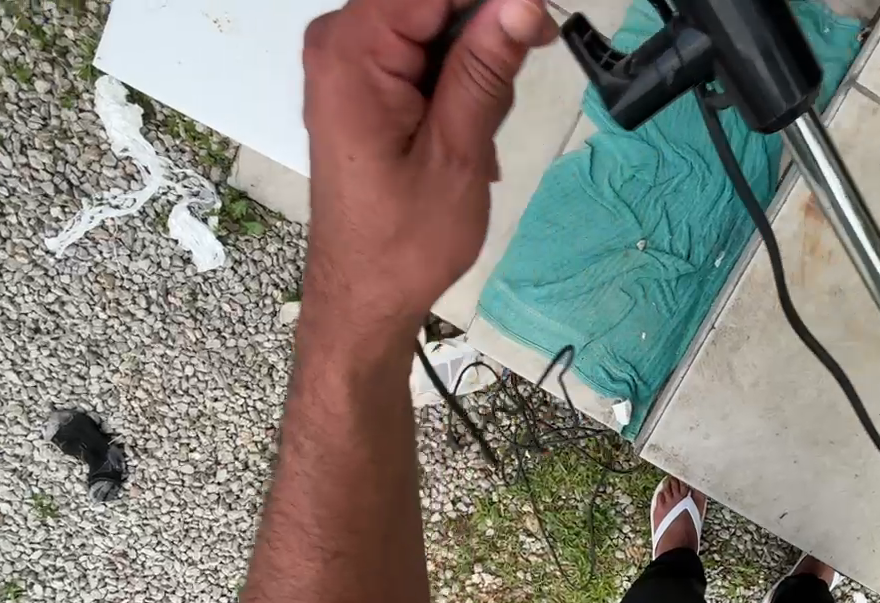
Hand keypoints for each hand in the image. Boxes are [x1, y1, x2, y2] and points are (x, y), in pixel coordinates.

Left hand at [298, 0, 557, 349]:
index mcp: (354, 49)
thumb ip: (484, 71)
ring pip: (432, 32)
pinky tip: (461, 139)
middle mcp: (340, 41)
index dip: (494, 3)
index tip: (539, 28)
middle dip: (482, 42)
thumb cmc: (408, 241)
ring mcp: (348, 65)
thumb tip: (521, 2)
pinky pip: (418, 61)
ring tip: (474, 142)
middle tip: (494, 114)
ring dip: (470, 76)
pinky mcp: (361, 90)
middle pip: (433, 4)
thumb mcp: (457, 154)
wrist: (367, 296)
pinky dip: (452, 91)